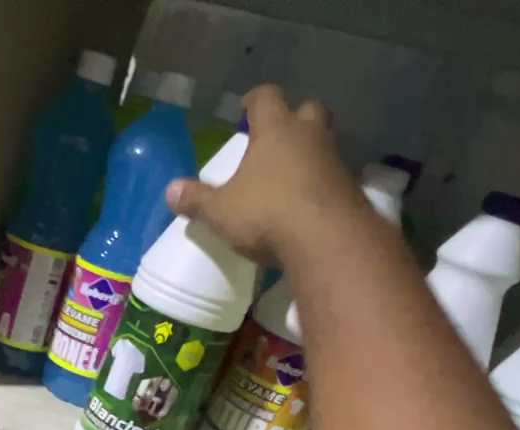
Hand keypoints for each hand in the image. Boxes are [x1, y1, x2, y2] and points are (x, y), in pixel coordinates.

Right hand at [166, 85, 365, 264]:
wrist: (326, 240)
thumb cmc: (266, 213)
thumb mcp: (221, 211)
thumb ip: (196, 200)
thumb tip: (170, 190)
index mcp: (276, 129)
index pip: (266, 97)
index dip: (254, 100)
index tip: (245, 108)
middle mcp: (309, 135)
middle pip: (307, 109)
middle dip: (293, 118)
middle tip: (275, 138)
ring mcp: (334, 160)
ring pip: (323, 142)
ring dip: (308, 152)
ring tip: (288, 175)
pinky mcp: (349, 188)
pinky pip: (332, 175)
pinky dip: (319, 183)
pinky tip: (305, 203)